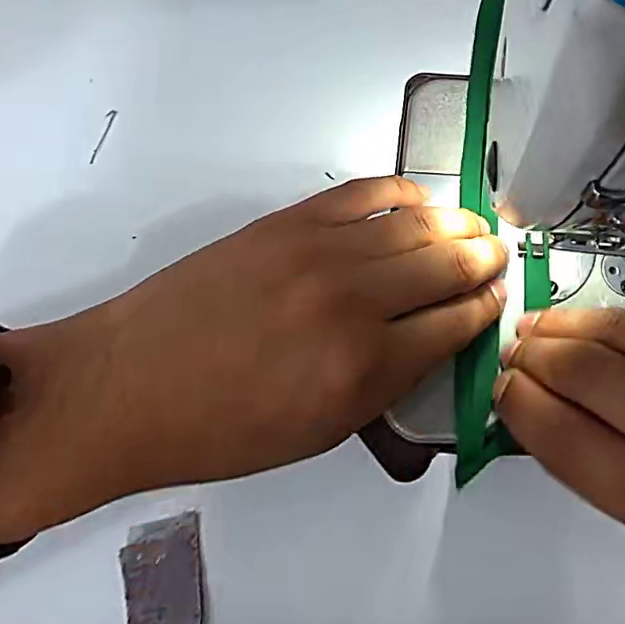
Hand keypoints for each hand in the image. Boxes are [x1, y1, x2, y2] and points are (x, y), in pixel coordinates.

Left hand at [0, 177, 507, 539]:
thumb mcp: (324, 430)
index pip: (458, 322)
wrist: (126, 386)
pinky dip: (404, 193)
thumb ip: (394, 381)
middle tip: (498, 254)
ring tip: (472, 226)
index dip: (488, 306)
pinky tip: (419, 202)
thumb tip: (441, 333)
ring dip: (457, 222)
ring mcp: (322, 251)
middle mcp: (354, 302)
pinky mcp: (291, 220)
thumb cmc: (226, 429)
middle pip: (449, 264)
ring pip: (418, 223)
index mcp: (366, 368)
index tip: (498, 296)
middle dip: (485, 258)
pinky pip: (368, 192)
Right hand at [495, 304, 624, 576]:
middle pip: (590, 375)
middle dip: (536, 354)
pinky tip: (594, 323)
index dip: (523, 406)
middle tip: (512, 348)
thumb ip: (601, 470)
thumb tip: (533, 412)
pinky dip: (614, 315)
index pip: (572, 444)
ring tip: (537, 326)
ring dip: (565, 324)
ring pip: (620, 332)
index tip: (499, 387)